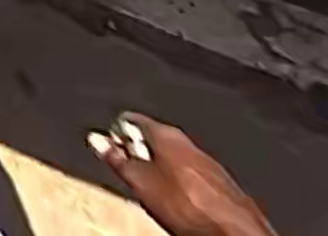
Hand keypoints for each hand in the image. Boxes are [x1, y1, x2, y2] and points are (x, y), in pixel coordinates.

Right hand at [89, 113, 277, 235]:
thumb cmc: (187, 208)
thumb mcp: (138, 181)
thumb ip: (114, 157)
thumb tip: (95, 138)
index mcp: (167, 134)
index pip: (130, 120)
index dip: (117, 135)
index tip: (113, 152)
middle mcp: (192, 145)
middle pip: (155, 141)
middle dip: (142, 156)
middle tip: (134, 176)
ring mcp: (215, 169)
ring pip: (178, 162)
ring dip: (164, 173)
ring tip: (158, 195)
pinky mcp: (232, 192)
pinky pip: (199, 181)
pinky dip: (186, 188)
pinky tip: (184, 206)